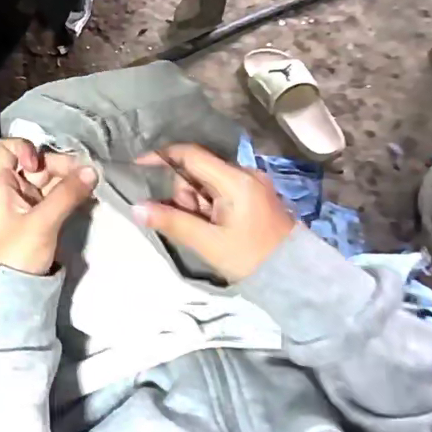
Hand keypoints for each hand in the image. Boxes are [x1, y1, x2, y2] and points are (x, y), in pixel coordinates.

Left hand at [0, 138, 98, 275]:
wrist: (14, 292)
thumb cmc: (18, 254)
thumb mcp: (41, 223)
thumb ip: (67, 195)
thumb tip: (92, 170)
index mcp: (1, 184)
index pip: (7, 148)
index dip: (26, 148)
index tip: (40, 165)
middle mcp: (13, 188)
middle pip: (37, 161)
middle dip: (61, 165)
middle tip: (85, 175)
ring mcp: (28, 201)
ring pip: (51, 177)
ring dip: (71, 178)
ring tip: (91, 184)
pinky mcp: (42, 215)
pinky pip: (58, 194)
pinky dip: (72, 191)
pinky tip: (87, 194)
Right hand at [132, 144, 297, 282]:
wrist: (295, 277)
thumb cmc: (251, 258)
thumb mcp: (208, 243)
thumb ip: (172, 222)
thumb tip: (136, 208)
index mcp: (235, 179)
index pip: (191, 154)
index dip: (162, 157)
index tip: (138, 166)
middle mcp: (245, 173)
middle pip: (197, 170)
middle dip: (183, 193)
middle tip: (190, 222)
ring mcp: (251, 184)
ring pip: (206, 182)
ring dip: (195, 203)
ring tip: (205, 231)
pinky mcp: (253, 196)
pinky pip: (219, 191)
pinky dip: (208, 206)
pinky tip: (212, 227)